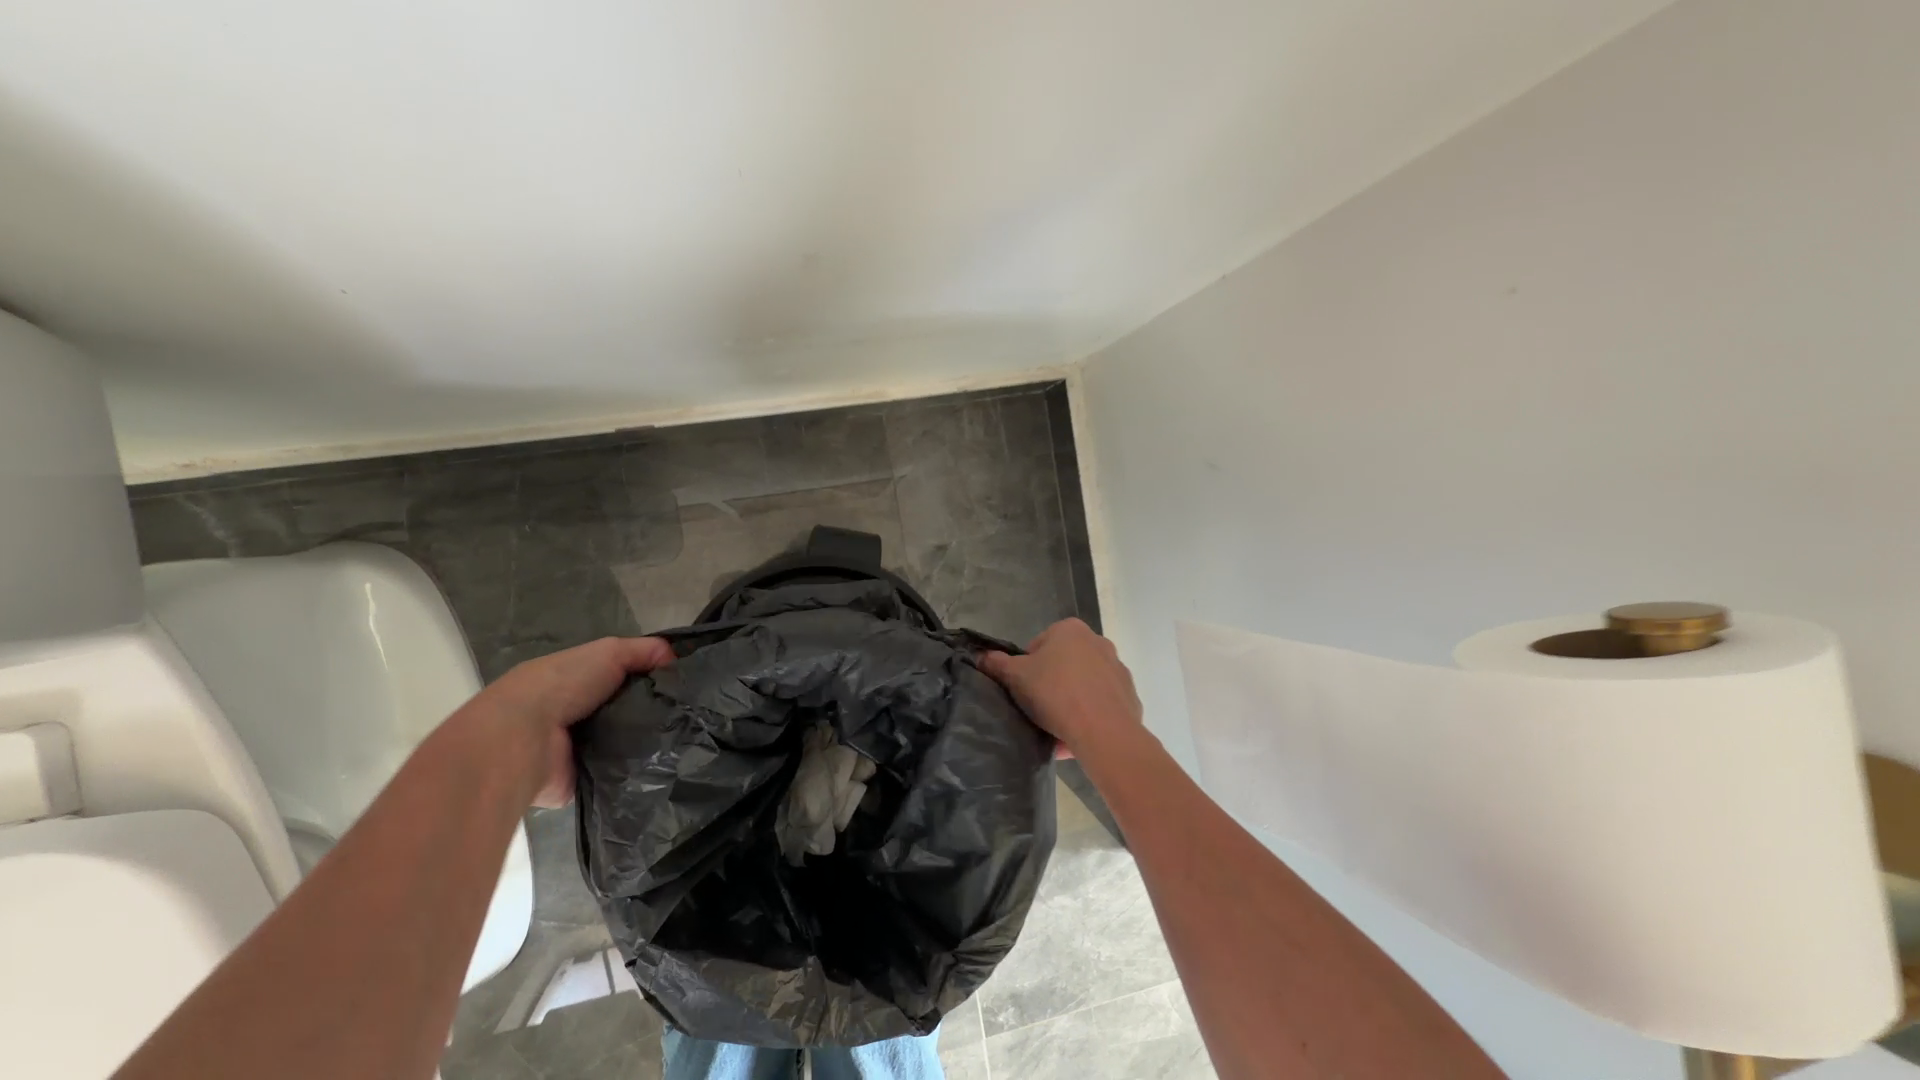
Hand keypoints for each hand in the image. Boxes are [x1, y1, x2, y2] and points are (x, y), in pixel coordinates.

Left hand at [459, 636, 673, 807]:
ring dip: (655, 742)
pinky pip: (625, 775)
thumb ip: (644, 651)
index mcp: (583, 684)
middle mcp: (585, 717)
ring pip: (634, 744)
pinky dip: (642, 770)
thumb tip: (677, 658)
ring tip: (689, 739)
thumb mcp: (607, 652)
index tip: (691, 686)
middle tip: (696, 714)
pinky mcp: (590, 783)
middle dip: (661, 713)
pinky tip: (668, 765)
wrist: (522, 740)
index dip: (659, 681)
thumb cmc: (561, 685)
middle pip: (636, 713)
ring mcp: (587, 752)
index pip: (630, 681)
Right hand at [979, 619, 1142, 756]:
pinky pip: (1102, 705)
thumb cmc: (1055, 693)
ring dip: (1071, 701)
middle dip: (1052, 683)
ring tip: (1057, 727)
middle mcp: (1098, 642)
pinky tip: (1077, 736)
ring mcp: (1118, 669)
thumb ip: (997, 664)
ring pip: (1084, 685)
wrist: (1104, 730)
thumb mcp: (1016, 677)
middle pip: (1064, 664)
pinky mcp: (1130, 696)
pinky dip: (1090, 717)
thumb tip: (981, 656)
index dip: (1027, 668)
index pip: (1039, 645)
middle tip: (1038, 707)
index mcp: (1070, 630)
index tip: (1024, 689)